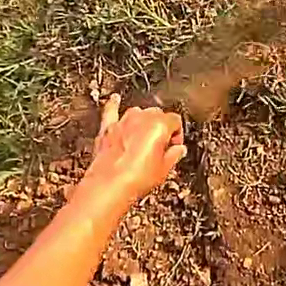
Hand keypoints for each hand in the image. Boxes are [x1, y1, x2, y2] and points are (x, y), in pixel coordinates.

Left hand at [73, 95, 186, 209]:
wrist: (109, 186)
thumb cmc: (137, 178)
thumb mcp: (165, 169)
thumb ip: (174, 154)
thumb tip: (178, 150)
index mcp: (160, 125)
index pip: (176, 121)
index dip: (177, 135)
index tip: (174, 147)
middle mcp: (142, 118)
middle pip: (158, 115)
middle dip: (161, 128)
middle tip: (160, 148)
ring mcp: (123, 121)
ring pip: (139, 113)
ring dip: (143, 122)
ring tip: (143, 139)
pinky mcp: (108, 128)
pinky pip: (111, 111)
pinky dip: (114, 105)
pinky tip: (115, 99)